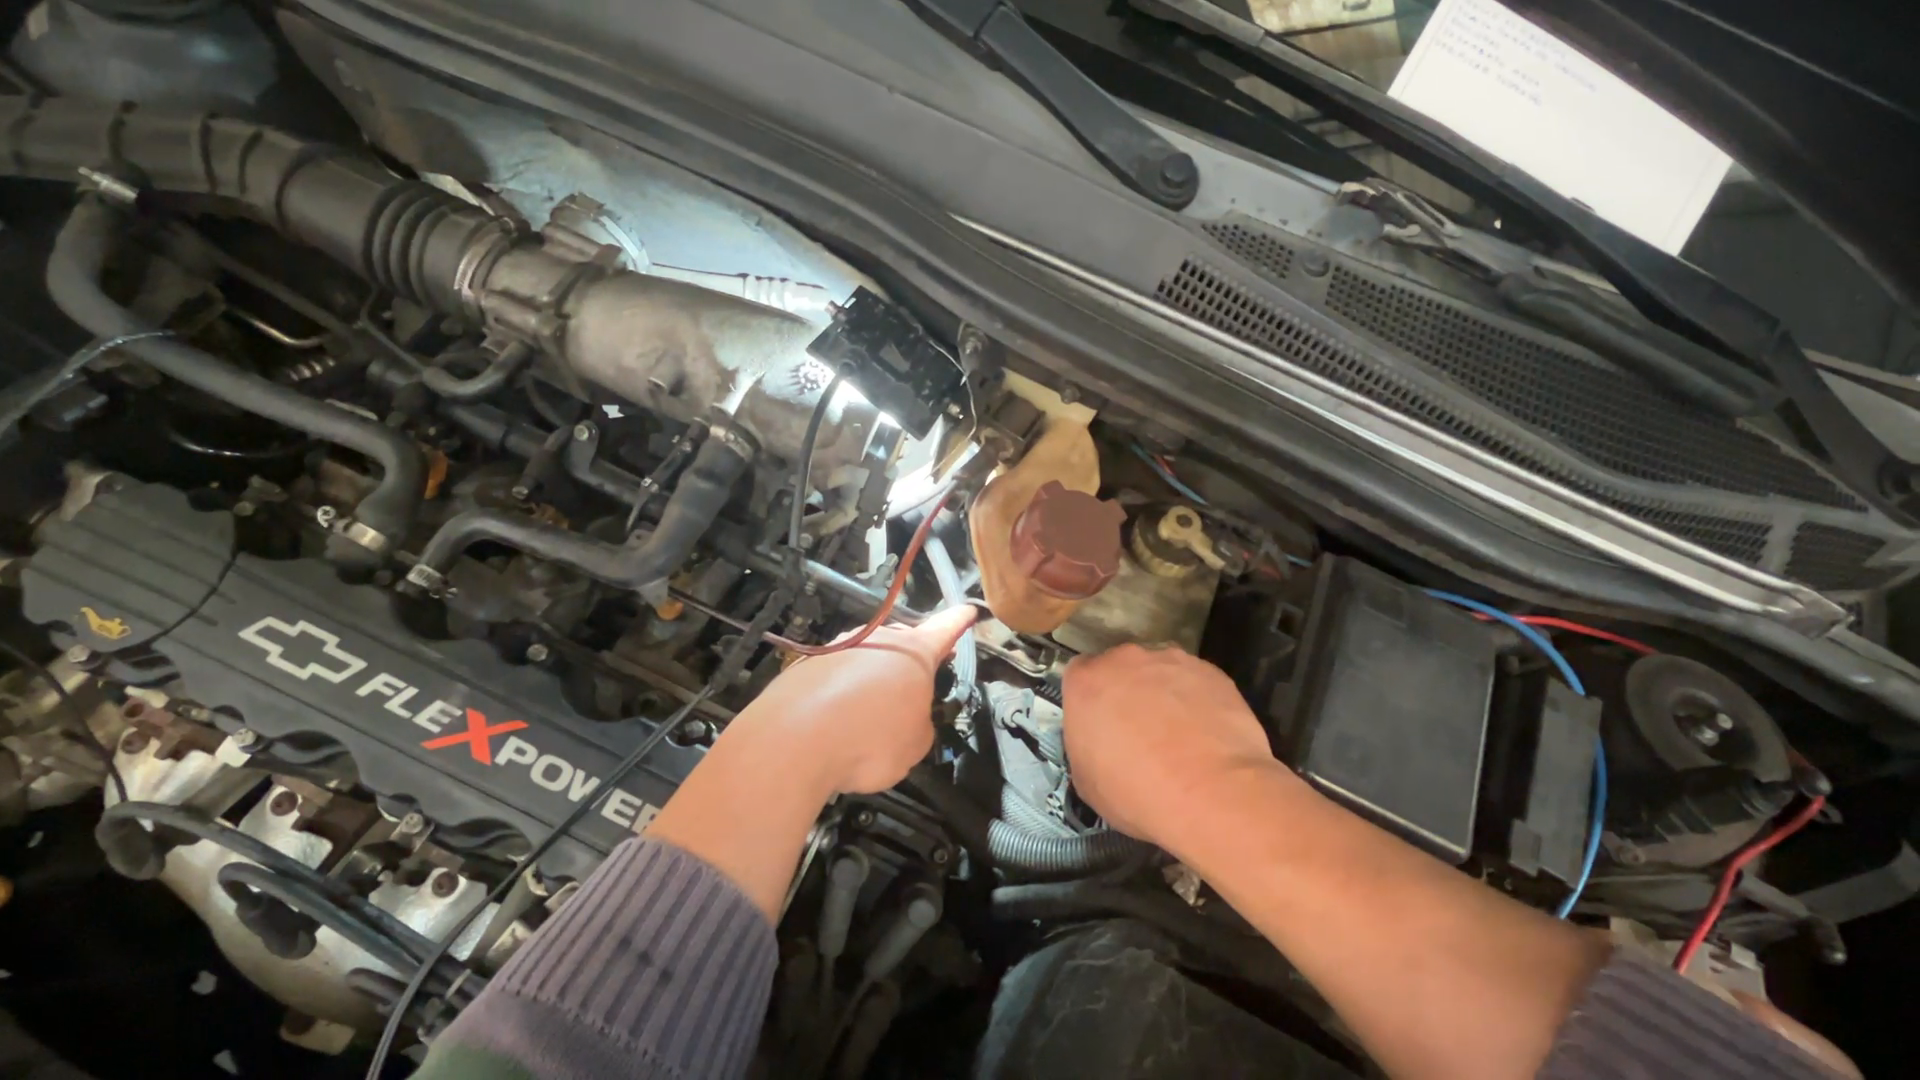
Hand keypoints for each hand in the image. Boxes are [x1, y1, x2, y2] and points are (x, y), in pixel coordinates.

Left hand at [726, 604, 977, 795]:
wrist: (794, 741)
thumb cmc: (870, 740)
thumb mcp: (915, 744)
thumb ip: (919, 723)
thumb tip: (905, 716)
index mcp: (914, 653)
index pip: (945, 629)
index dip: (958, 623)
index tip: (967, 610)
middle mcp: (876, 640)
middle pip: (902, 643)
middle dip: (910, 661)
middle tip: (915, 686)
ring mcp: (837, 649)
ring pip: (865, 661)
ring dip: (871, 681)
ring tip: (869, 718)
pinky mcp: (805, 667)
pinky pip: (834, 679)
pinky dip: (840, 696)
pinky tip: (835, 724)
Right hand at [1062, 644, 1288, 855]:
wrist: (1211, 791)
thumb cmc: (1136, 791)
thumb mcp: (1087, 780)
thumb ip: (1087, 744)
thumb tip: (1102, 742)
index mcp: (1086, 682)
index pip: (1080, 678)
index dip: (1092, 702)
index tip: (1102, 726)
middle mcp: (1125, 659)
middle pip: (1121, 668)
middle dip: (1128, 693)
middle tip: (1140, 732)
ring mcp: (1171, 660)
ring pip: (1160, 672)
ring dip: (1164, 695)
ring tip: (1180, 737)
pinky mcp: (1212, 671)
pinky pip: (1196, 682)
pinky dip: (1197, 701)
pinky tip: (1206, 735)